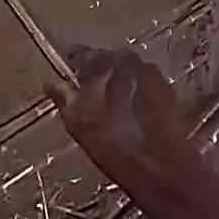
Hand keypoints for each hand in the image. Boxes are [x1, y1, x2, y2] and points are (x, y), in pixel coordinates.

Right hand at [48, 47, 205, 203]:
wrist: (159, 166)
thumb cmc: (110, 140)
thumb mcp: (75, 120)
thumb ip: (62, 95)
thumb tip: (51, 83)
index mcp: (101, 60)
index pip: (79, 53)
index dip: (71, 66)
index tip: (67, 80)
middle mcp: (126, 58)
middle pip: (105, 61)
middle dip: (97, 75)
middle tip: (90, 99)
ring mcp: (150, 72)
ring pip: (127, 72)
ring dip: (119, 84)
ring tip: (115, 110)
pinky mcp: (168, 90)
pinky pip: (144, 86)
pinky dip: (138, 95)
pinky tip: (135, 116)